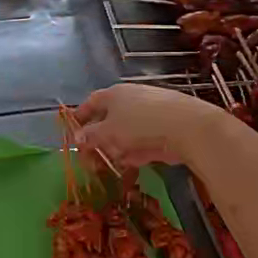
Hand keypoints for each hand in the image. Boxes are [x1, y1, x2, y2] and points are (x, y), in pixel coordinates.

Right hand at [73, 84, 230, 169]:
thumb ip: (92, 135)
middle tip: (91, 160)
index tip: (72, 130)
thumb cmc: (140, 123)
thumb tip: (78, 138)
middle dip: (100, 140)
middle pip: (109, 119)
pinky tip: (135, 161)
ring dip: (118, 148)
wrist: (185, 127)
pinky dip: (136, 151)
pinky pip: (143, 140)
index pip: (92, 102)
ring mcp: (149, 113)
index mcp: (115, 94)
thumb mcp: (109, 131)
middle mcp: (131, 99)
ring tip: (114, 163)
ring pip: (126, 133)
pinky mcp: (163, 128)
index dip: (81, 115)